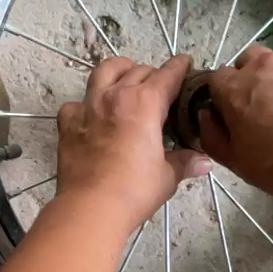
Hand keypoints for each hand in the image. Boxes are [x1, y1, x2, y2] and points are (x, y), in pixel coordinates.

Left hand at [56, 54, 209, 225]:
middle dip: (152, 73)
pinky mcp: (68, 125)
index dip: (180, 67)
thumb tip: (204, 162)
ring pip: (104, 72)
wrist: (90, 208)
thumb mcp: (166, 177)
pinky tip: (90, 114)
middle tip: (159, 85)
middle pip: (138, 70)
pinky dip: (84, 104)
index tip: (185, 63)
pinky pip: (75, 103)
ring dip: (118, 70)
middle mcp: (116, 96)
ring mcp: (88, 107)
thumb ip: (184, 163)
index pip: (168, 75)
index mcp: (145, 103)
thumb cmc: (133, 191)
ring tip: (125, 77)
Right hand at [200, 45, 272, 209]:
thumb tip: (206, 115)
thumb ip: (212, 136)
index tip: (231, 114)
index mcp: (236, 89)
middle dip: (248, 80)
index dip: (222, 97)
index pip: (216, 79)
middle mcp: (264, 65)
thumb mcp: (237, 162)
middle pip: (247, 62)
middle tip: (261, 109)